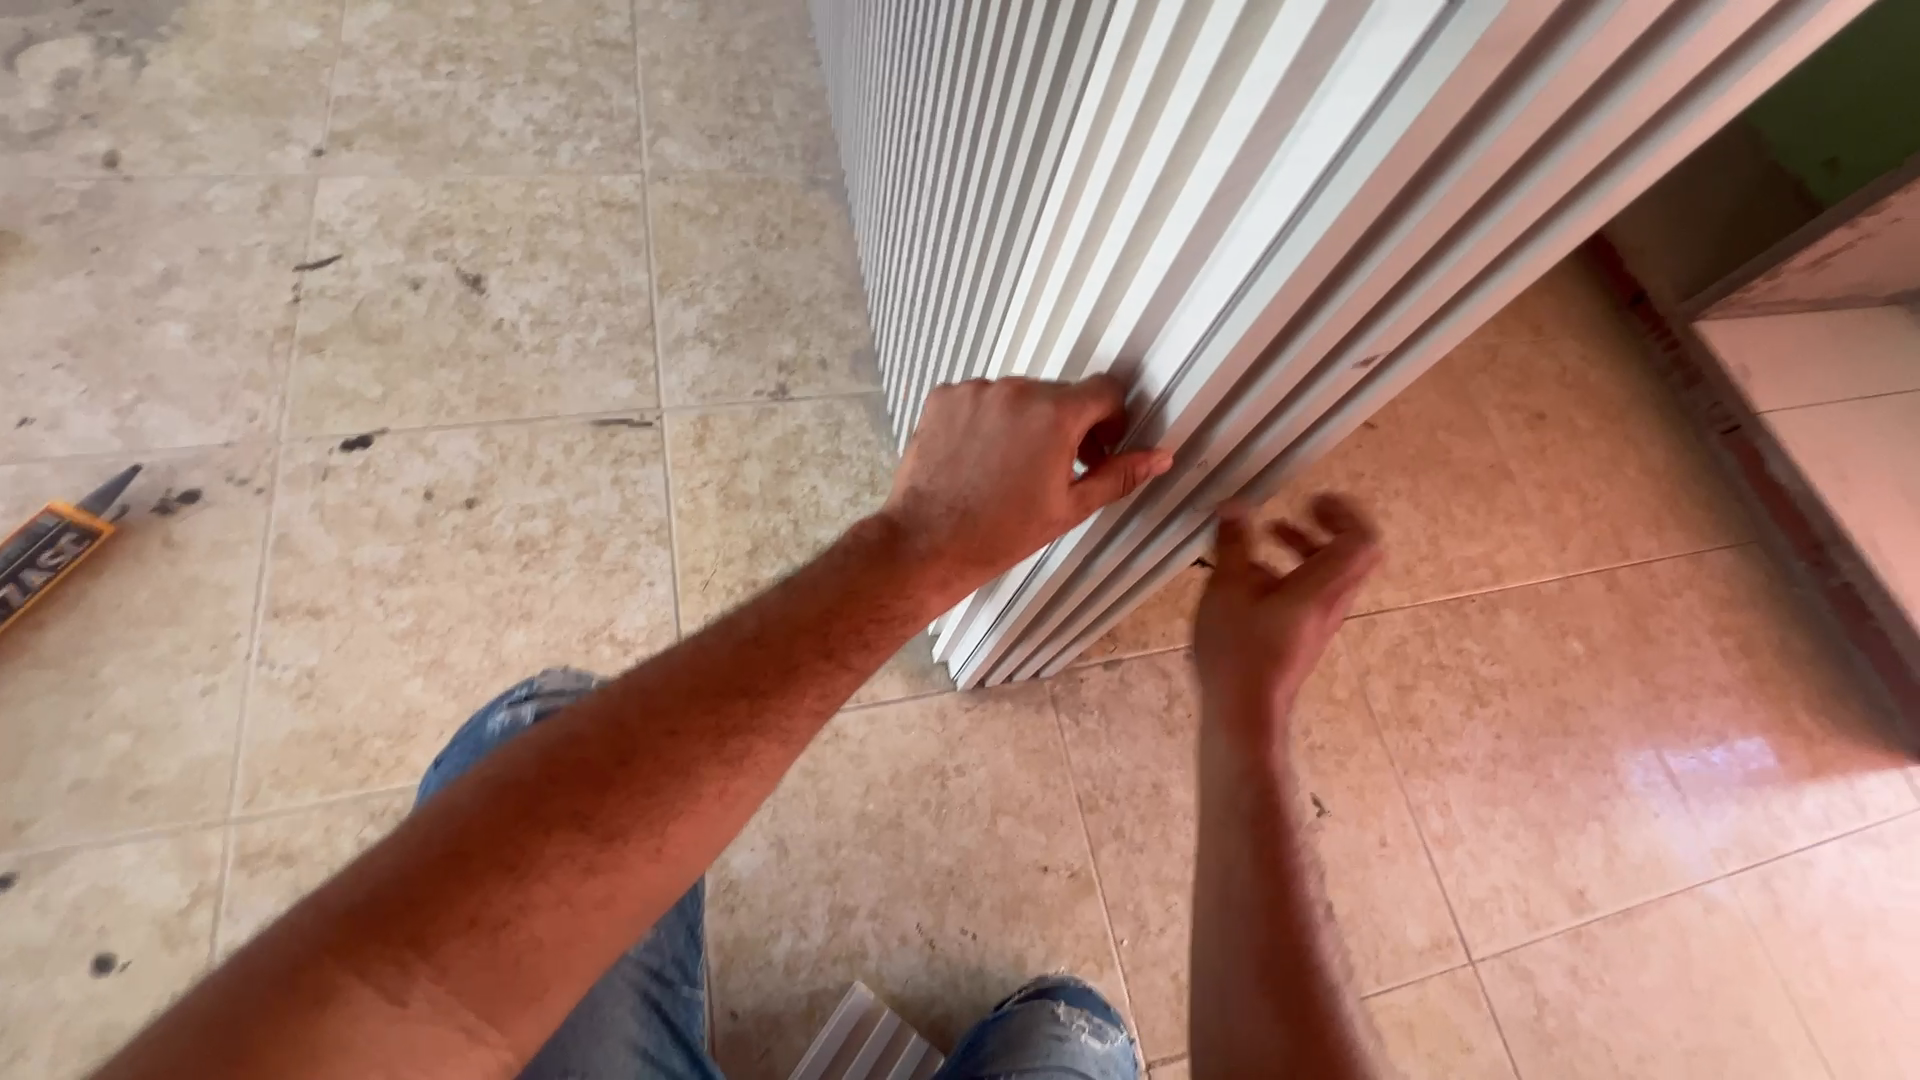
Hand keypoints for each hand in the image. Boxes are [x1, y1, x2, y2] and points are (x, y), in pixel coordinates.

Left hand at [879, 375, 1172, 591]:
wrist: (927, 542)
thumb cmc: (1001, 533)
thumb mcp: (1069, 508)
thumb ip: (1118, 475)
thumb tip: (1161, 456)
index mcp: (1055, 414)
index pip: (1105, 389)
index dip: (1111, 419)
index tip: (1098, 448)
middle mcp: (1016, 390)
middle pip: (1060, 394)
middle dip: (1068, 425)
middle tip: (1057, 467)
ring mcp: (975, 390)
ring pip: (1018, 396)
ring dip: (1026, 421)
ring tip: (1012, 467)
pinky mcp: (943, 396)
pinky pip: (980, 398)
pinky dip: (987, 419)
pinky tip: (980, 457)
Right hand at [1194, 494, 1381, 734]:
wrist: (1244, 712)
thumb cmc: (1239, 649)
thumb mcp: (1228, 588)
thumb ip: (1235, 545)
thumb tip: (1236, 507)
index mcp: (1321, 587)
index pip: (1361, 541)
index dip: (1344, 512)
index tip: (1312, 499)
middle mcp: (1330, 604)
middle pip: (1351, 557)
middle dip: (1324, 527)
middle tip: (1296, 511)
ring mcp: (1317, 624)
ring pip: (1327, 576)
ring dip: (1303, 549)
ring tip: (1265, 538)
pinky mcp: (1301, 638)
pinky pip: (1308, 595)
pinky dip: (1288, 574)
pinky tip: (1248, 579)